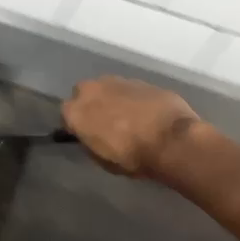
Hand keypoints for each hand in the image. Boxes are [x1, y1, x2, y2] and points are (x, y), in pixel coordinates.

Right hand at [61, 76, 200, 178]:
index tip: (87, 136)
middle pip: (84, 94)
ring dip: (112, 99)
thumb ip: (92, 143)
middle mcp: (91, 90)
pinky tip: (146, 113)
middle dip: (92, 105)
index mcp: (75, 111)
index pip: (67, 115)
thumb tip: (93, 137)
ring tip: (128, 117)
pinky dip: (134, 99)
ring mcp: (116, 81)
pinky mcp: (140, 80)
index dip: (77, 126)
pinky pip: (130, 90)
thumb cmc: (133, 156)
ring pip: (107, 88)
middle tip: (106, 123)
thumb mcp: (103, 160)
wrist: (173, 140)